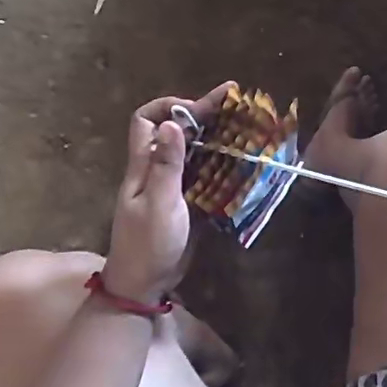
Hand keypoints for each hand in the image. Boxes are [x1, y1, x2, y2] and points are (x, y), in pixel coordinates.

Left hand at [100, 83, 233, 302]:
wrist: (143, 284)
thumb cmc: (147, 244)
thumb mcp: (159, 203)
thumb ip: (166, 165)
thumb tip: (172, 123)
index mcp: (142, 166)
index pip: (146, 120)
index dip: (168, 107)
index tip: (197, 109)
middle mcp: (155, 169)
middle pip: (175, 130)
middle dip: (201, 113)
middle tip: (235, 101)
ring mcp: (170, 186)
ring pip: (190, 150)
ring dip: (213, 136)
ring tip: (243, 126)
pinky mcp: (184, 202)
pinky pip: (202, 173)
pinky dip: (218, 161)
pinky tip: (239, 160)